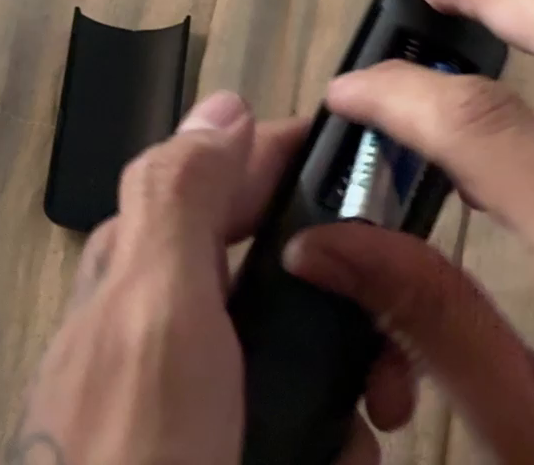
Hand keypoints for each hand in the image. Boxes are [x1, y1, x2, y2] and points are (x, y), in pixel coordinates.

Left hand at [11, 92, 418, 464]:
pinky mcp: (220, 424)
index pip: (236, 166)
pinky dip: (331, 407)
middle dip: (345, 270)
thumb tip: (227, 102)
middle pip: (277, 245)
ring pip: (296, 320)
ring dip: (350, 352)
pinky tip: (349, 439)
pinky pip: (291, 388)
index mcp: (146, 255)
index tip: (380, 173)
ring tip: (381, 399)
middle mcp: (169, 302)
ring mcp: (197, 370)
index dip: (304, 157)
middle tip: (392, 318)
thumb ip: (182, 200)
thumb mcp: (158, 316)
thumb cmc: (142, 451)